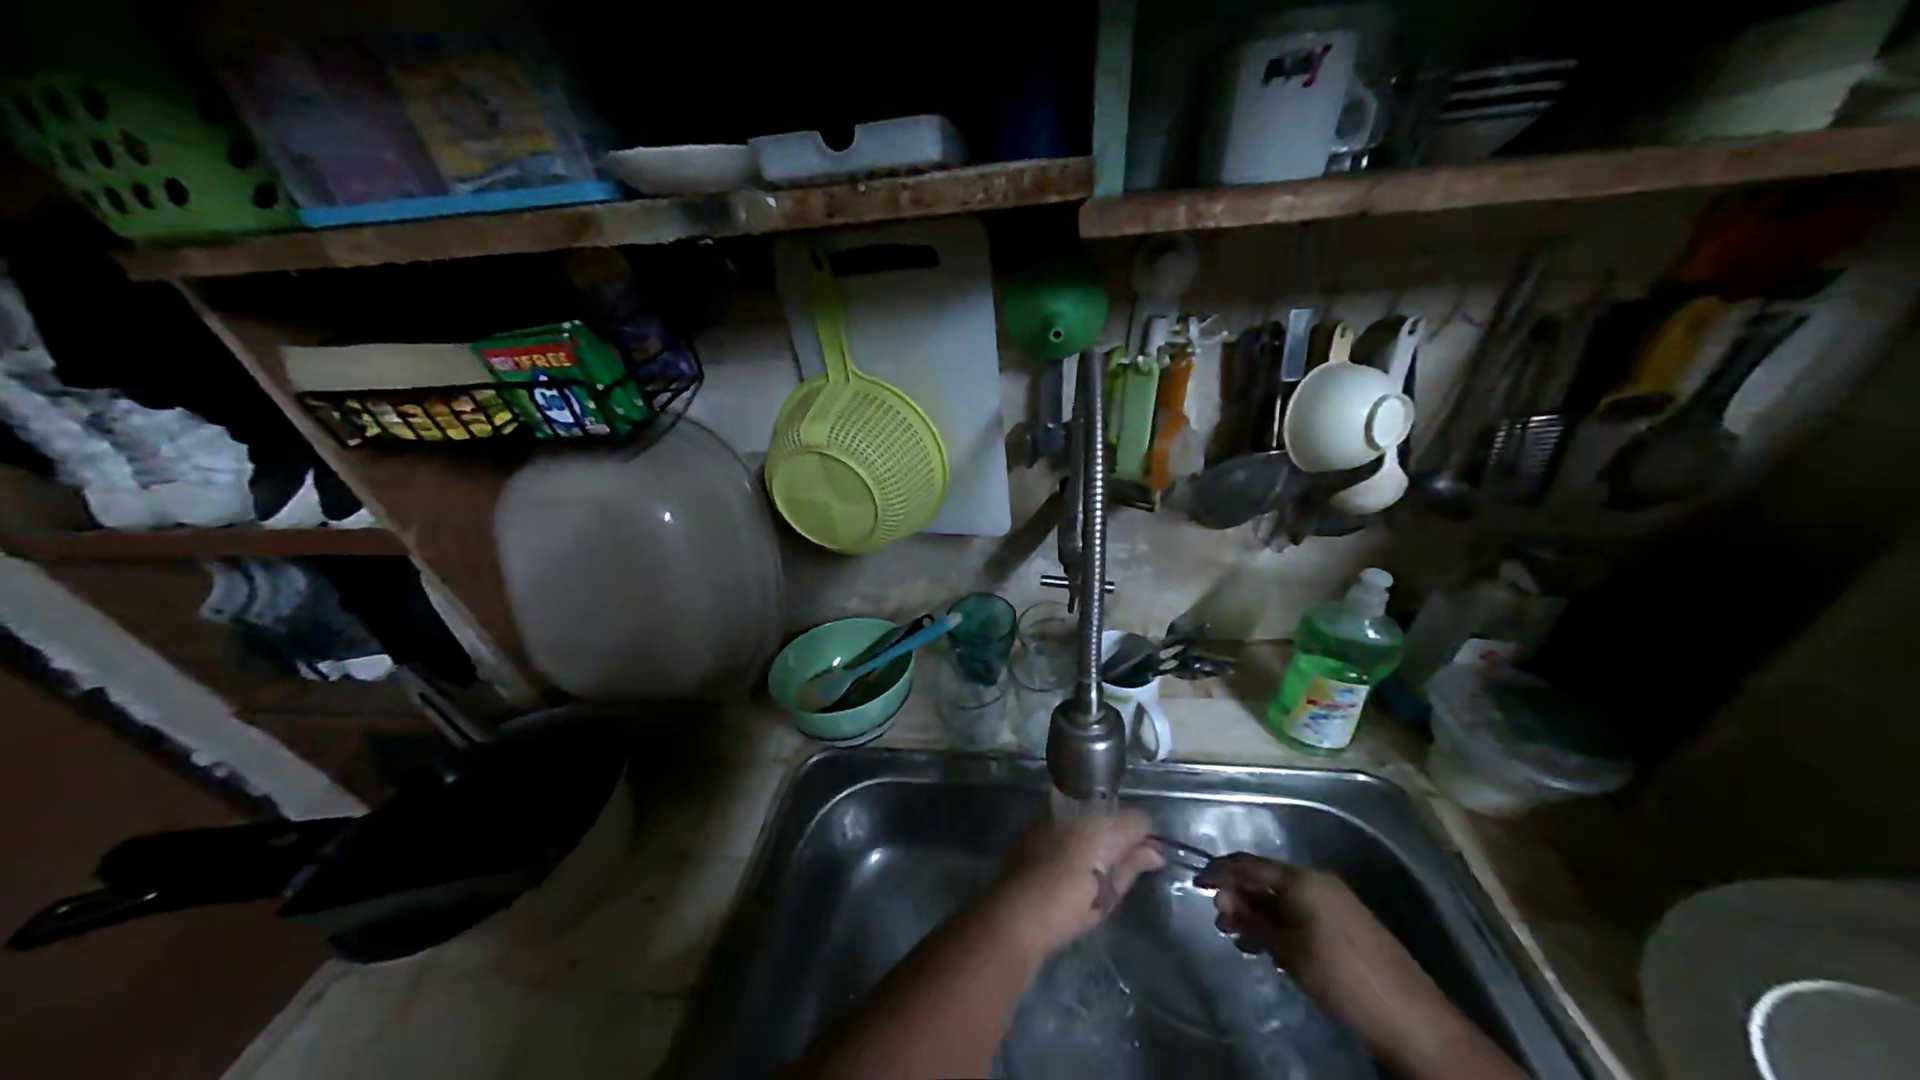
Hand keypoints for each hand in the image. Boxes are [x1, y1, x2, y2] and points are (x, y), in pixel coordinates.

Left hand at [986, 807, 1164, 957]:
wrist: (1013, 913)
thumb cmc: (1065, 911)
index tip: (1146, 859)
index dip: (1147, 838)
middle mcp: (1080, 812)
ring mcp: (1056, 813)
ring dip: (1099, 832)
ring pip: (1091, 813)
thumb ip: (1132, 866)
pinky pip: (1069, 818)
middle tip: (1120, 866)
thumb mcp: (1107, 896)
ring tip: (1096, 865)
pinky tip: (1073, 858)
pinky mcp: (1038, 821)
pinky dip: (1078, 832)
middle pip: (1114, 813)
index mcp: (1101, 828)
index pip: (1139, 818)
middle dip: (1122, 834)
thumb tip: (1156, 852)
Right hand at [1196, 854, 1526, 1079]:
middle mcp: (1318, 881)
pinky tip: (1268, 948)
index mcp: (1302, 879)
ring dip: (1257, 915)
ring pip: (1282, 899)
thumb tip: (1220, 896)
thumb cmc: (1340, 977)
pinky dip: (1279, 925)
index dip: (1219, 872)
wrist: (1411, 1017)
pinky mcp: (1345, 922)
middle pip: (1266, 880)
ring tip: (1238, 939)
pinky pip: (1300, 912)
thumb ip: (1251, 920)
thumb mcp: (1287, 950)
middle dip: (1238, 897)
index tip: (1195, 883)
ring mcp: (1334, 901)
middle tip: (1218, 922)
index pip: (1249, 865)